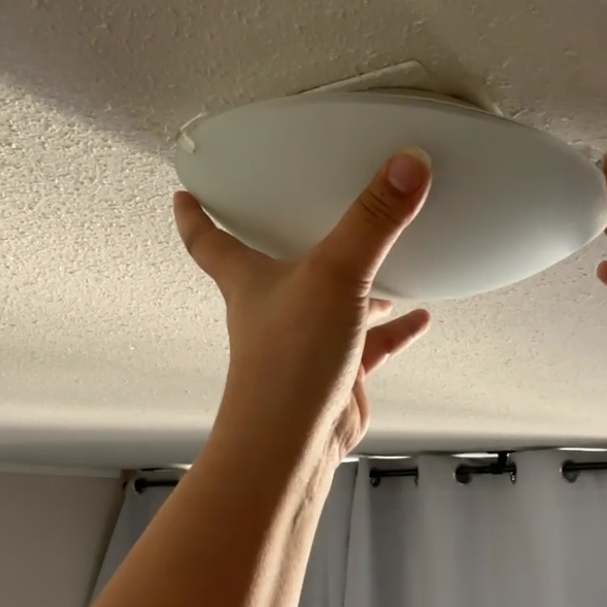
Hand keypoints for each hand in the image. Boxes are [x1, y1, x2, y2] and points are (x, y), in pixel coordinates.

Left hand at [174, 149, 434, 463]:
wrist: (294, 442)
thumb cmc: (287, 364)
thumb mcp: (334, 274)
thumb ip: (372, 220)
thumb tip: (405, 165)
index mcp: (252, 278)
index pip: (209, 238)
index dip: (195, 212)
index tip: (185, 191)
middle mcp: (276, 305)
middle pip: (278, 264)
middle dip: (293, 239)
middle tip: (309, 210)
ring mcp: (308, 339)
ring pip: (332, 300)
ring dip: (357, 281)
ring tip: (389, 257)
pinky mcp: (339, 369)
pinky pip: (371, 341)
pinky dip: (395, 328)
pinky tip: (420, 317)